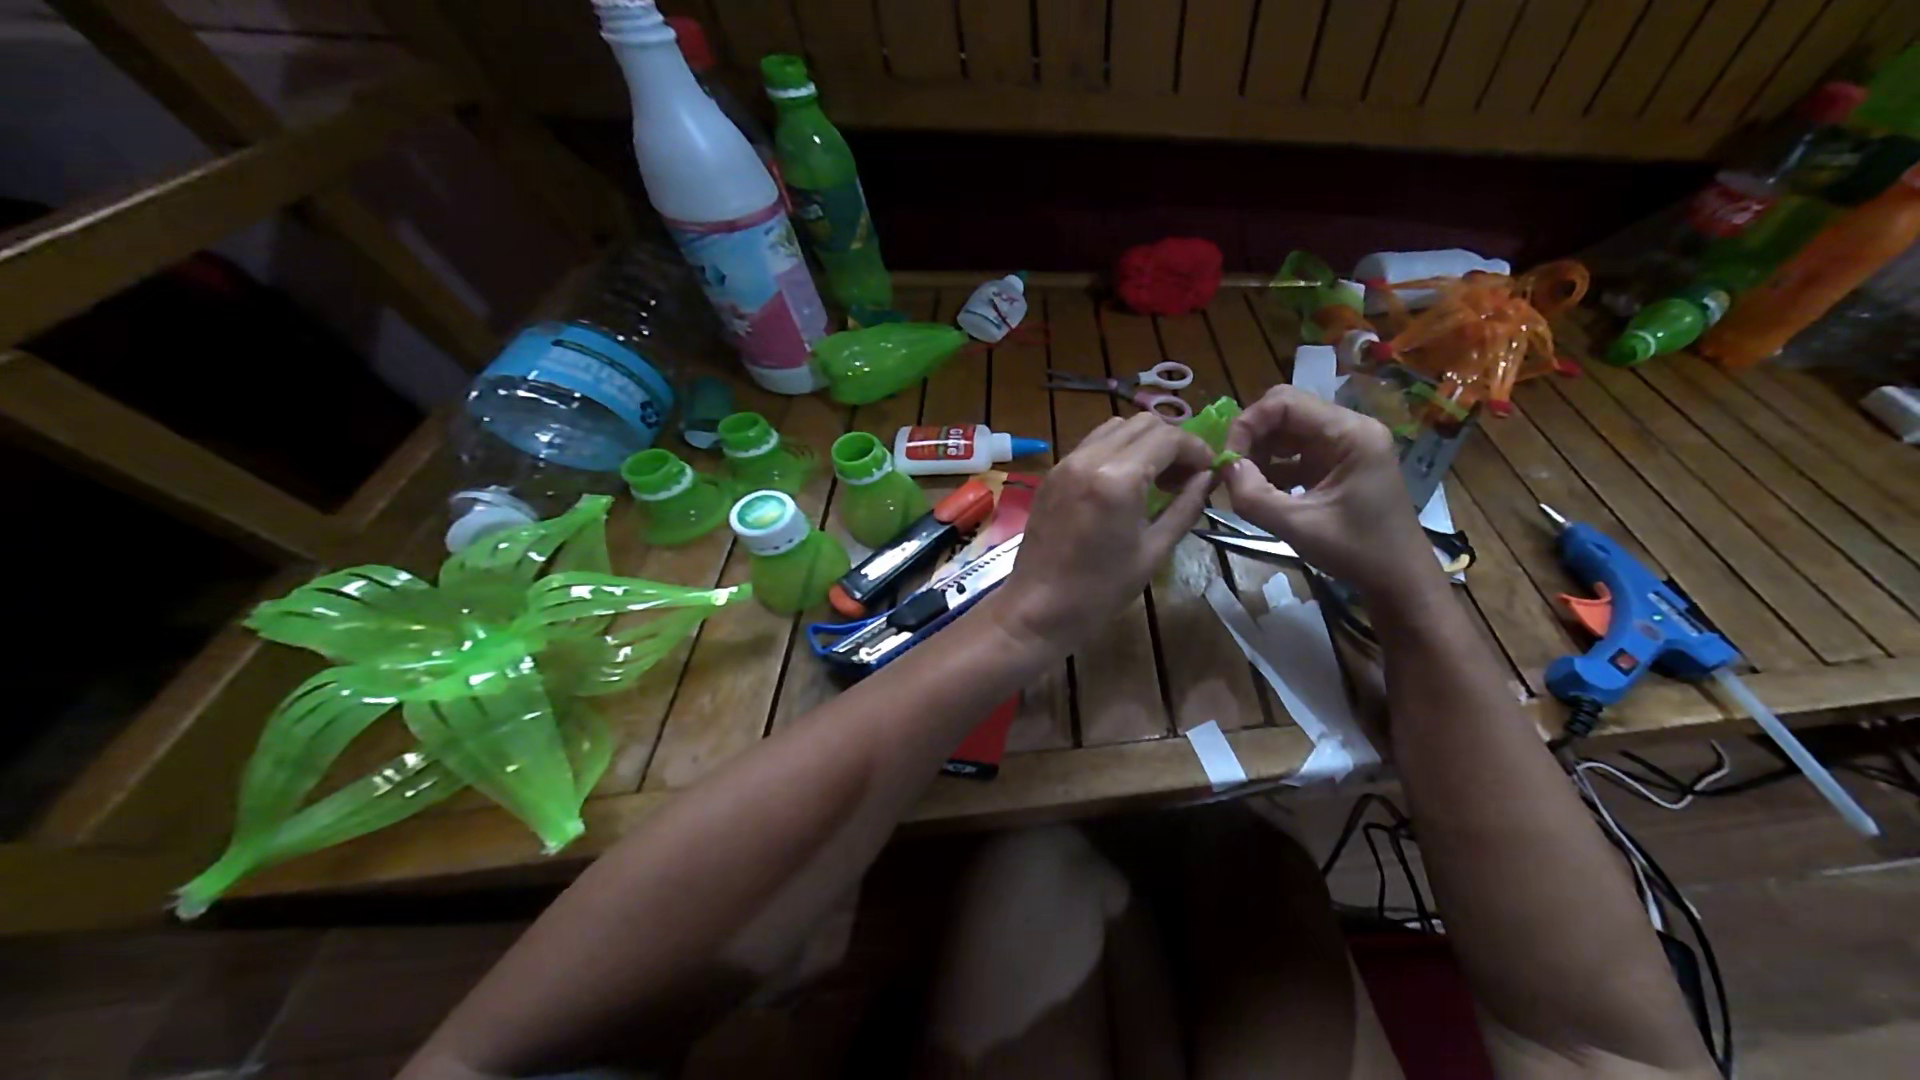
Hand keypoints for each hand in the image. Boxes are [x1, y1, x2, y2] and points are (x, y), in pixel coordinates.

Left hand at [988, 412, 1213, 654]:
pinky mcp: (1052, 474)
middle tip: (1184, 476)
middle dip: (1171, 442)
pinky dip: (1116, 451)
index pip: (1168, 437)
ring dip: (1143, 443)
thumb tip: (1208, 478)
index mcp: (1117, 478)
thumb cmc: (1101, 589)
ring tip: (1157, 478)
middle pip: (1142, 424)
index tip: (1208, 471)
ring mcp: (1065, 463)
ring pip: (1115, 428)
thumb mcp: (1154, 550)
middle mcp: (1089, 459)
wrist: (1039, 607)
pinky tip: (1126, 483)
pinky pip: (1091, 445)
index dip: (1196, 448)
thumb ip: (1185, 506)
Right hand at [1221, 386, 1438, 599]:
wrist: (1399, 580)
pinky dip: (1271, 466)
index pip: (1285, 403)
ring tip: (1243, 482)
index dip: (1248, 424)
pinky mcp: (1336, 465)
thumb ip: (1254, 496)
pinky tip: (1259, 490)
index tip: (1227, 459)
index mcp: (1351, 434)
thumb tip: (1224, 468)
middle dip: (1251, 436)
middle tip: (1231, 469)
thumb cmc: (1356, 551)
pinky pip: (1294, 452)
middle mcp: (1349, 430)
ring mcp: (1344, 446)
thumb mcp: (1298, 526)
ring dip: (1259, 452)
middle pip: (1285, 411)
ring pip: (1286, 431)